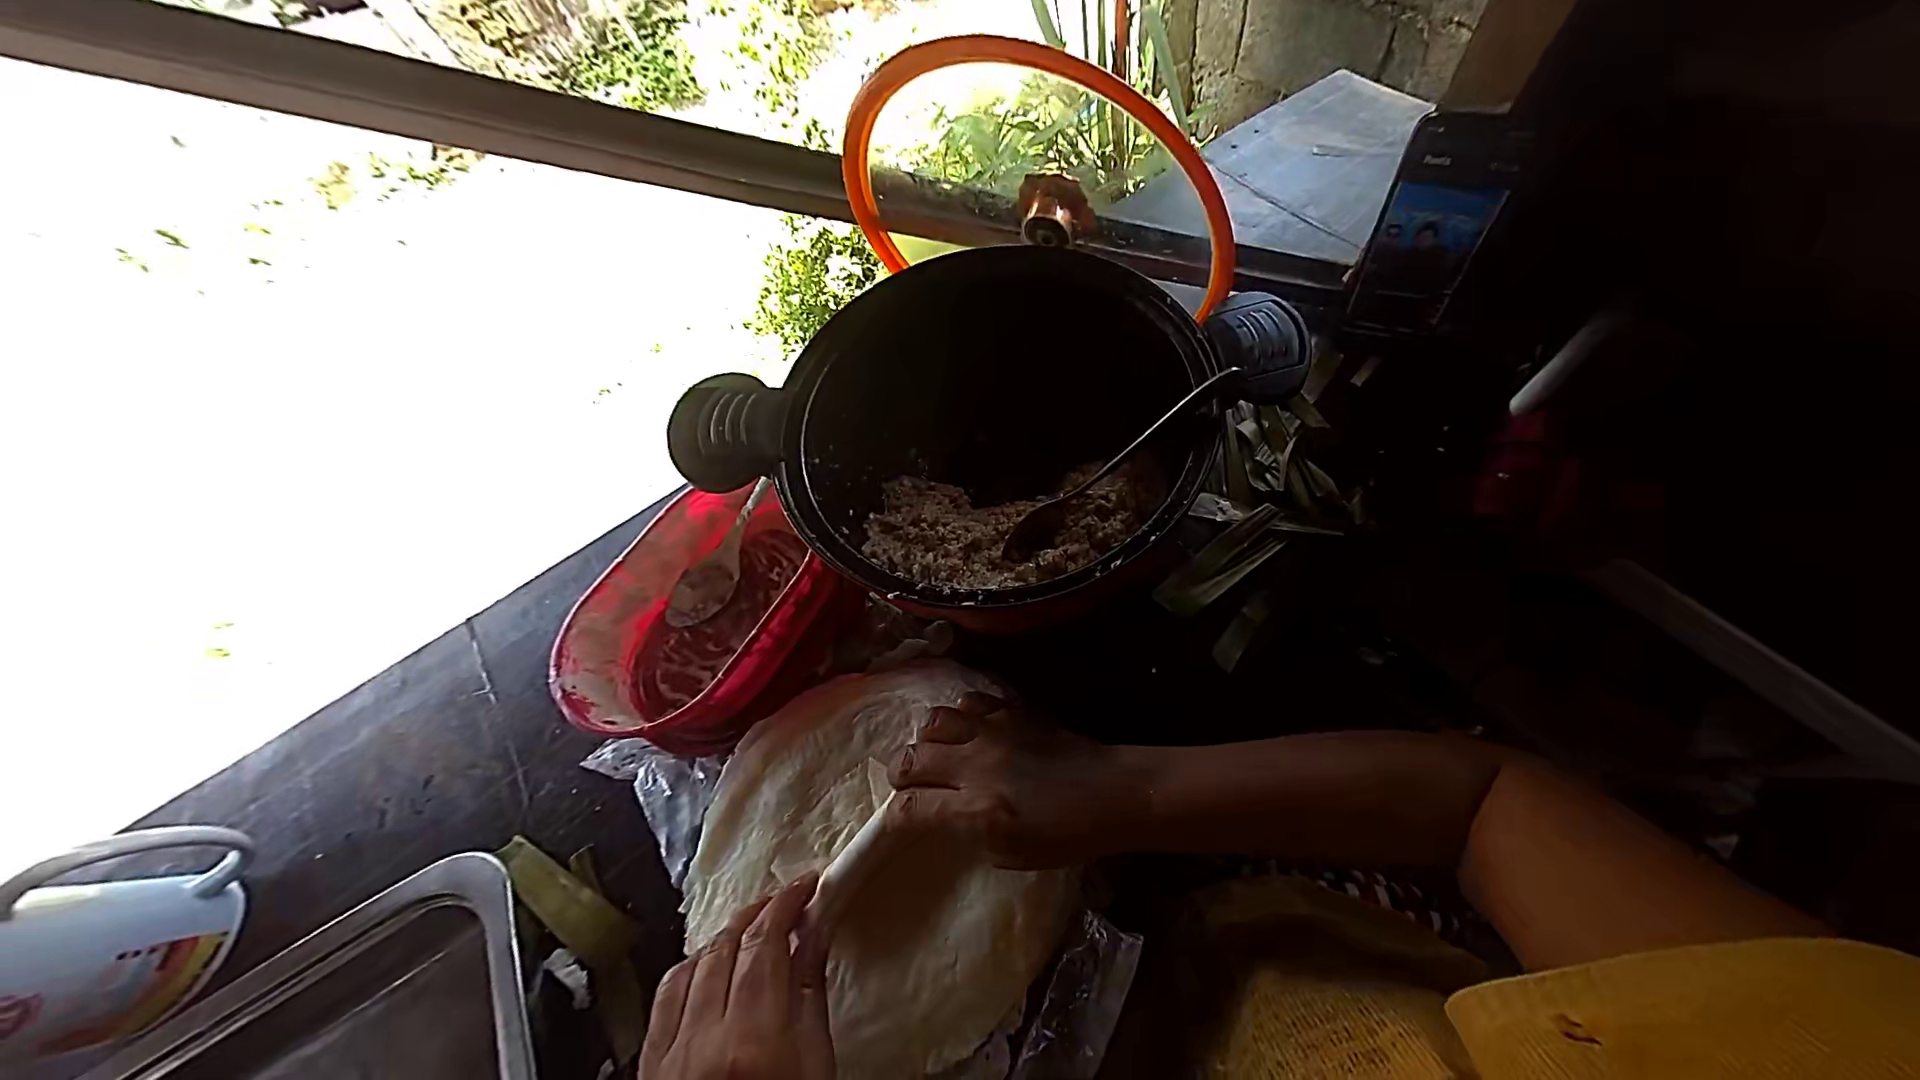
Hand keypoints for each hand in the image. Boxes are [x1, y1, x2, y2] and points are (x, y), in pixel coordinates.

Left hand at [641, 876, 833, 1079]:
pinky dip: (691, 967)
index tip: (806, 885)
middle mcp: (704, 1042)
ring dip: (726, 935)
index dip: (787, 903)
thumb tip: (815, 931)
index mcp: (754, 1041)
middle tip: (786, 900)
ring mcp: (670, 1057)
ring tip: (753, 926)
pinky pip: (665, 997)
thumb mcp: (815, 1065)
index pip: (767, 942)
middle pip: (729, 945)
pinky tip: (711, 962)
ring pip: (693, 963)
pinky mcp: (649, 1070)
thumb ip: (810, 992)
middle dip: (760, 911)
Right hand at [888, 692, 1144, 868]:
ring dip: (928, 739)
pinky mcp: (1010, 712)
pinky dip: (961, 715)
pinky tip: (969, 727)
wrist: (1109, 792)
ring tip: (936, 750)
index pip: (911, 807)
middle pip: (913, 758)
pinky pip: (970, 701)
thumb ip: (967, 832)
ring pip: (935, 721)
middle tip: (909, 781)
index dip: (896, 815)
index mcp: (976, 810)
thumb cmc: (1065, 834)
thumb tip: (941, 816)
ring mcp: (993, 732)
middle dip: (901, 773)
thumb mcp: (1010, 853)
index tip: (899, 819)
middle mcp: (976, 765)